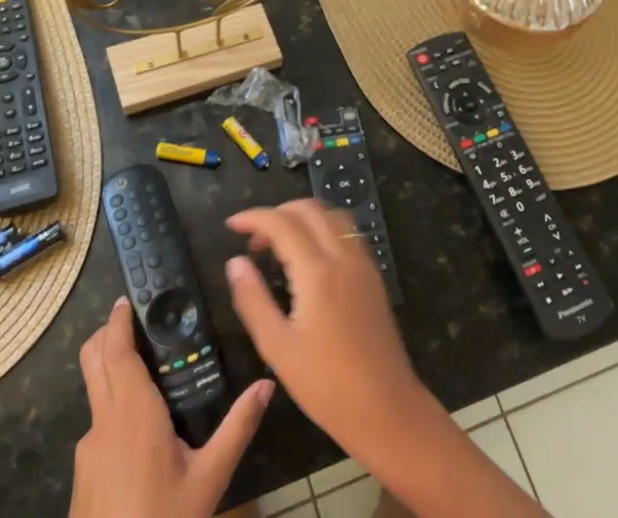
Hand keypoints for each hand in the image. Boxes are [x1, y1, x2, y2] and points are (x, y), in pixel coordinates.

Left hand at [69, 297, 273, 517]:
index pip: (117, 351)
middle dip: (108, 332)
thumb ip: (237, 428)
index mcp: (134, 413)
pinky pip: (97, 422)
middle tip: (134, 320)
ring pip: (94, 389)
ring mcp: (88, 446)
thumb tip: (266, 385)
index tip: (127, 300)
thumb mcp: (210, 478)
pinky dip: (113, 403)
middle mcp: (104, 421)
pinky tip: (143, 428)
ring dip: (110, 366)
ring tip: (148, 368)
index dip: (118, 321)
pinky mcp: (83, 469)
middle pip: (94, 359)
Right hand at [224, 201, 428, 452]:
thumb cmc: (326, 385)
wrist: (386, 408)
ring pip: (333, 216)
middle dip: (277, 213)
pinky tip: (308, 258)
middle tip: (253, 239)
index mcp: (317, 272)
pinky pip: (348, 234)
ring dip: (303, 217)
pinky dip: (324, 229)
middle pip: (310, 209)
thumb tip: (235, 263)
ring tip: (278, 245)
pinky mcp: (374, 278)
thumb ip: (253, 299)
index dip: (253, 218)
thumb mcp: (277, 347)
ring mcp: (364, 265)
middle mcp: (344, 258)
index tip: (231, 226)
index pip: (282, 223)